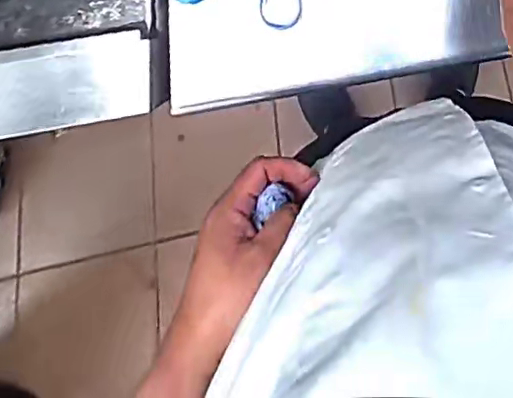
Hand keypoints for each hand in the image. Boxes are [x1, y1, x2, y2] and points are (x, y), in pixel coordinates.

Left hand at [140, 156, 319, 397]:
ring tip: (302, 227)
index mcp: (227, 210)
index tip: (310, 180)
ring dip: (284, 214)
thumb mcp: (262, 256)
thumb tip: (296, 202)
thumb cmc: (222, 304)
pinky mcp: (233, 256)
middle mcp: (225, 218)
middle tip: (312, 202)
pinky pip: (259, 231)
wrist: (201, 343)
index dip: (287, 169)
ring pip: (262, 210)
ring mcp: (228, 237)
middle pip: (261, 186)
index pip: (259, 169)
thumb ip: (282, 222)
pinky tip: (288, 249)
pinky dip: (277, 233)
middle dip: (288, 190)